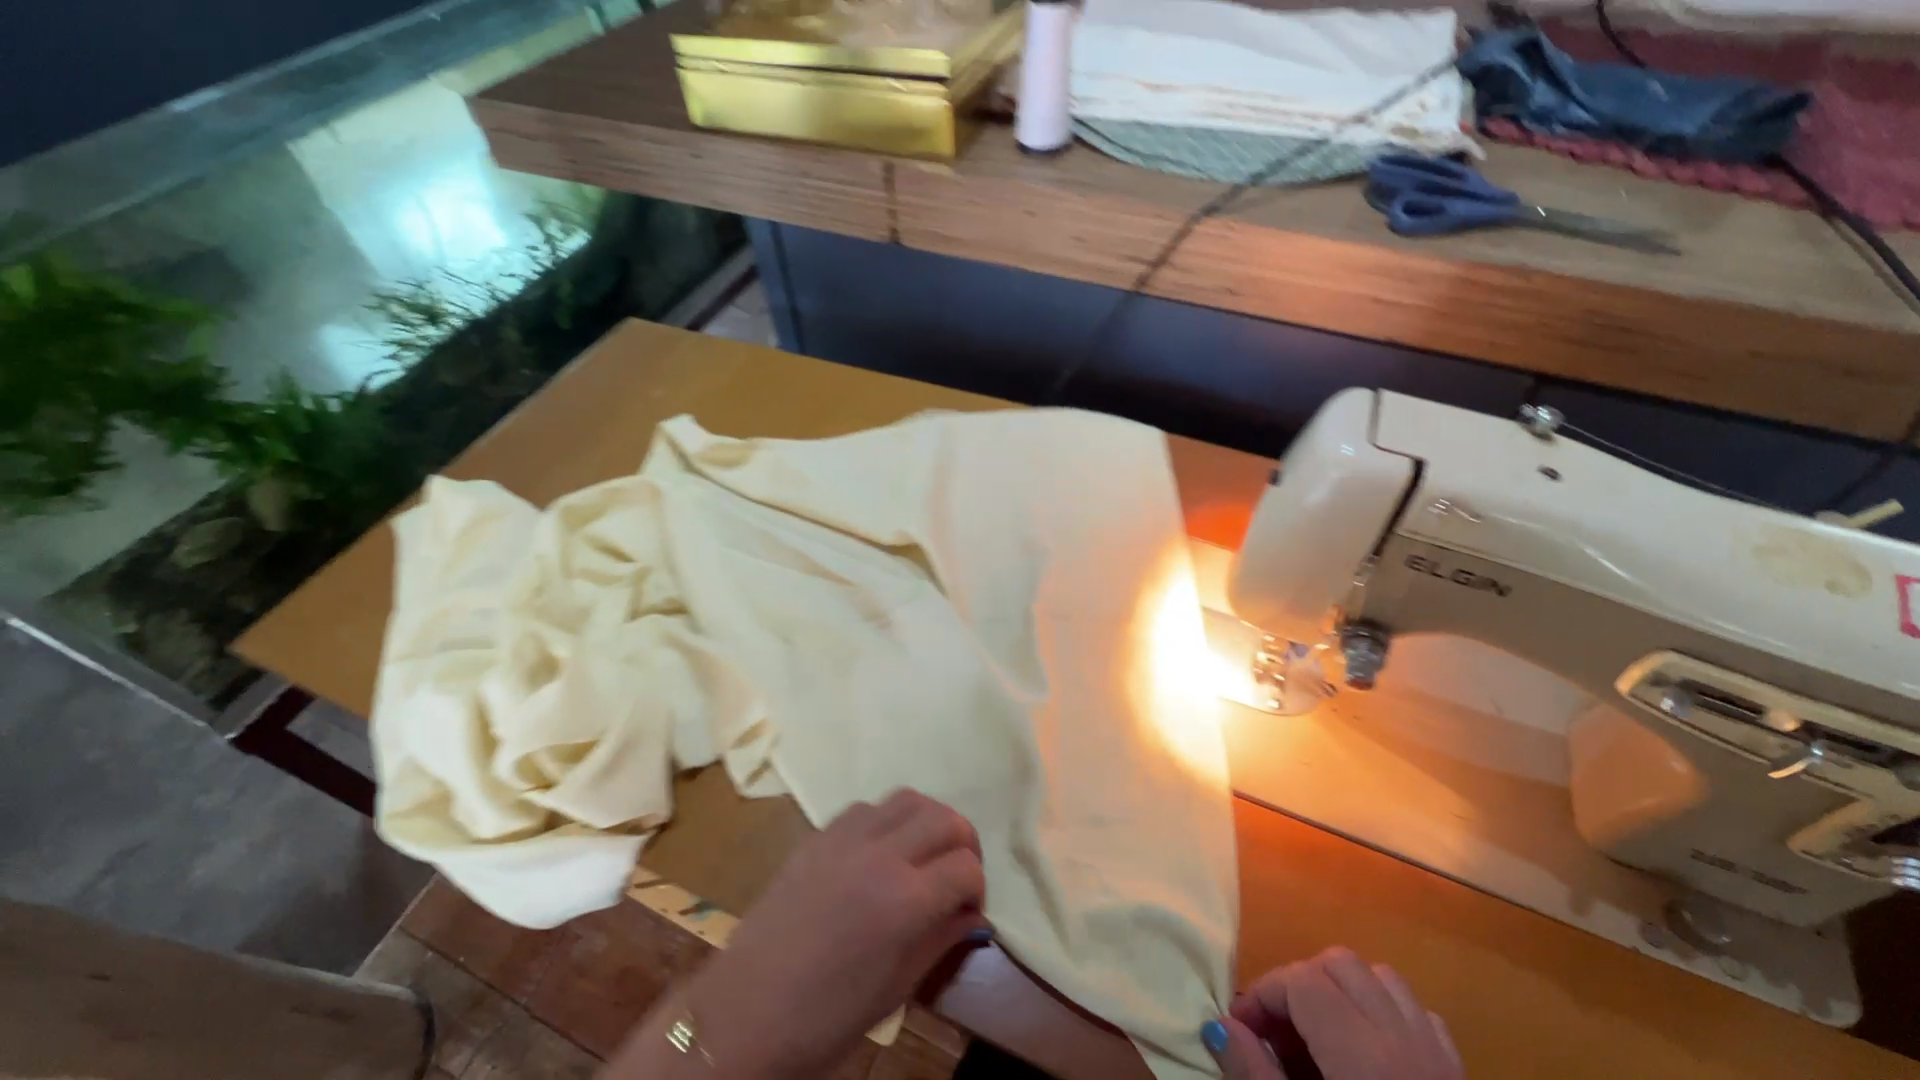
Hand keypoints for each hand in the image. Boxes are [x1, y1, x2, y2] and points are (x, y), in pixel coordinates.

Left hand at [660, 790, 987, 1079]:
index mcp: (905, 901)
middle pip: (945, 818)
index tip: (967, 910)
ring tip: (923, 855)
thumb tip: (971, 914)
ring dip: (927, 822)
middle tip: (955, 875)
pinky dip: (886, 821)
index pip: (967, 867)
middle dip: (963, 844)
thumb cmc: (827, 1016)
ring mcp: (844, 839)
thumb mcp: (897, 987)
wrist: (746, 1011)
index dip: (977, 888)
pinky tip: (879, 853)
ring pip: (907, 799)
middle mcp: (880, 856)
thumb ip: (941, 940)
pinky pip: (866, 808)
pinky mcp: (816, 837)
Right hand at [1204, 947, 1462, 1079]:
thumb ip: (1255, 1074)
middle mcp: (1405, 1038)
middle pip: (1338, 965)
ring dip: (1340, 991)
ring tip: (1316, 1037)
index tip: (1238, 1031)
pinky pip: (1416, 1012)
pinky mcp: (1458, 1072)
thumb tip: (1218, 1025)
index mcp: (1364, 1055)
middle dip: (1296, 985)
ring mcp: (1439, 1053)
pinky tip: (1366, 1054)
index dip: (1261, 995)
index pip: (1300, 981)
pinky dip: (1383, 1013)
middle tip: (1272, 1034)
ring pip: (1380, 978)